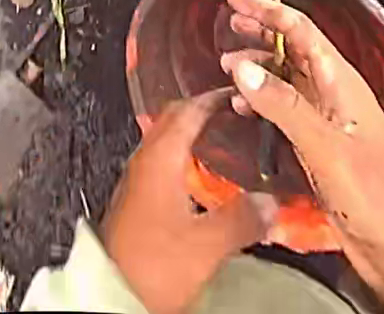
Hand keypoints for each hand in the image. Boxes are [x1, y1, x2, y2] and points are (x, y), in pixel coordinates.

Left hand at [102, 90, 273, 313]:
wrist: (111, 291)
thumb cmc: (152, 263)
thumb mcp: (205, 244)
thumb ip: (241, 219)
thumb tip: (272, 202)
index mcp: (161, 155)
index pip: (190, 109)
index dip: (215, 97)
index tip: (238, 91)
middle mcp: (146, 156)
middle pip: (176, 115)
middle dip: (204, 107)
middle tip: (233, 110)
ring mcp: (139, 174)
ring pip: (168, 135)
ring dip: (193, 129)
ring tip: (222, 135)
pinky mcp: (137, 193)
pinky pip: (164, 155)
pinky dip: (184, 150)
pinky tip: (200, 171)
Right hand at [221, 0, 383, 313]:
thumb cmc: (377, 199)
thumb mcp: (326, 148)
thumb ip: (283, 105)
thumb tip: (242, 66)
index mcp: (341, 81)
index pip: (299, 29)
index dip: (266, 9)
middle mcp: (333, 92)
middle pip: (292, 47)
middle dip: (260, 29)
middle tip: (229, 22)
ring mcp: (327, 119)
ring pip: (286, 77)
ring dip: (257, 67)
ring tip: (227, 66)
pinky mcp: (320, 145)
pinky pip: (285, 109)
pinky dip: (261, 101)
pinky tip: (243, 107)